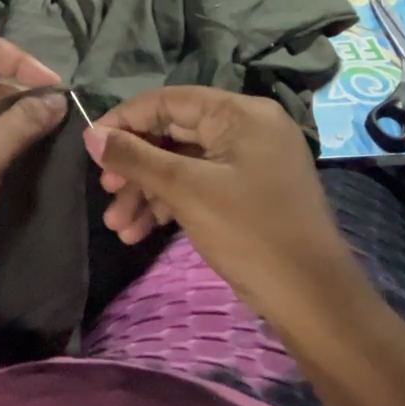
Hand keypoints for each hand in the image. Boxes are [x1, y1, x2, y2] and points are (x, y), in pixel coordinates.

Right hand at [85, 87, 358, 317]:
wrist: (315, 303)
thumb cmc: (250, 232)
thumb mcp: (185, 190)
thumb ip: (134, 157)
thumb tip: (89, 135)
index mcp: (241, 114)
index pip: (168, 101)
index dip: (124, 121)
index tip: (91, 146)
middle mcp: (247, 129)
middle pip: (172, 134)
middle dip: (134, 166)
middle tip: (106, 191)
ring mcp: (248, 162)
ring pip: (180, 164)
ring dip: (145, 192)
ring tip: (117, 225)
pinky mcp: (246, 193)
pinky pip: (197, 185)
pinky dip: (168, 204)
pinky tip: (138, 232)